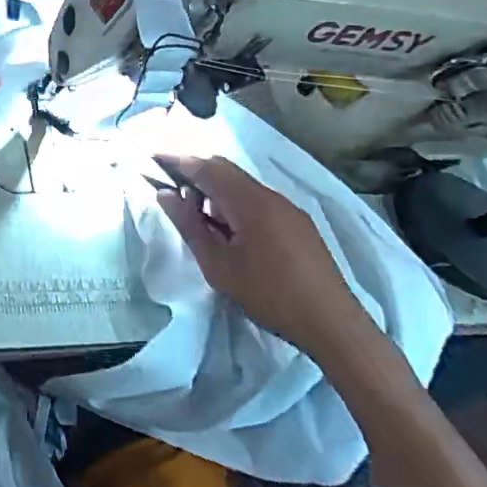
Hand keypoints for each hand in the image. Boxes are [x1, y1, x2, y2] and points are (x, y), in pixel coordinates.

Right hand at [157, 156, 377, 356]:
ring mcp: (289, 209)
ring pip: (243, 186)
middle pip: (226, 170)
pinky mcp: (298, 225)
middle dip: (196, 174)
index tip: (154, 162)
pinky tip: (231, 233)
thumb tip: (166, 194)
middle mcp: (270, 196)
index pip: (207, 168)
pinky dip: (236, 205)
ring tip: (199, 220)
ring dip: (216, 192)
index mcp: (250, 201)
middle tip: (172, 193)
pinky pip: (259, 201)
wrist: (332, 324)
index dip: (178, 162)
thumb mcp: (218, 266)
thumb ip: (189, 226)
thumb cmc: (269, 295)